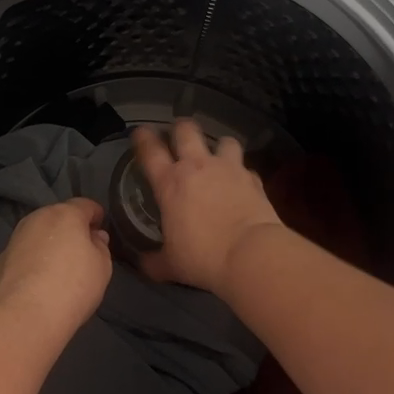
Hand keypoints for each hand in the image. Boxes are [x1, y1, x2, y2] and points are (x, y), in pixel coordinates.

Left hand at [0, 198, 112, 344]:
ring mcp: (16, 238)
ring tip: (60, 269)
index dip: (96, 216)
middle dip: (71, 230)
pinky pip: (26, 254)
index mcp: (65, 214)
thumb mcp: (102, 267)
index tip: (101, 229)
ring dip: (50, 244)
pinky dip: (34, 261)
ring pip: (39, 235)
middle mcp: (37, 219)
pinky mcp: (1, 260)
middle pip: (59, 218)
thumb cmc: (72, 286)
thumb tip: (94, 237)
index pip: (85, 205)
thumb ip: (100, 247)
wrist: (24, 317)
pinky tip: (40, 282)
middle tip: (83, 252)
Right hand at [131, 119, 285, 293]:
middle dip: (180, 128)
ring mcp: (228, 169)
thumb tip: (143, 264)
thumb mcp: (171, 265)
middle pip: (186, 131)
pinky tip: (241, 184)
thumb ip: (154, 261)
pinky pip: (245, 167)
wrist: (251, 254)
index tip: (140, 132)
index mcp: (170, 183)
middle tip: (178, 134)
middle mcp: (198, 167)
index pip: (150, 151)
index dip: (143, 138)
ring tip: (218, 156)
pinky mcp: (253, 178)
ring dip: (219, 146)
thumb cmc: (203, 257)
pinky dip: (242, 173)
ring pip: (223, 140)